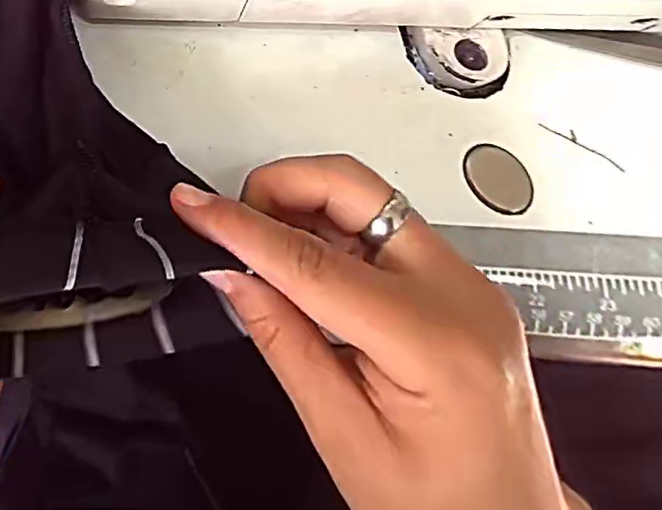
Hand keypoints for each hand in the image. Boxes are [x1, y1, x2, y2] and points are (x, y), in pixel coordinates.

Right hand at [171, 154, 563, 509]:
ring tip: (264, 243)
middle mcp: (460, 291)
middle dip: (283, 185)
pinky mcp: (457, 275)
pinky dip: (331, 224)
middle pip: (355, 188)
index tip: (195, 205)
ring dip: (304, 201)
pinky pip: (382, 221)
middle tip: (234, 216)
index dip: (244, 228)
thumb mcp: (344, 438)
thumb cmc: (439, 509)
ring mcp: (465, 277)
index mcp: (434, 343)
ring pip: (368, 193)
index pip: (316, 262)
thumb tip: (232, 274)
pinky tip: (305, 254)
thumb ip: (283, 342)